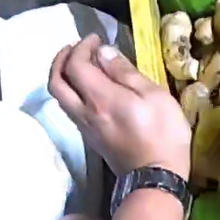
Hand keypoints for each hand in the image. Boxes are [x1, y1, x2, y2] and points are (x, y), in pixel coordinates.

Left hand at [49, 34, 191, 177]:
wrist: (156, 180)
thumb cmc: (163, 135)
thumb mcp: (154, 96)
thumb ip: (126, 73)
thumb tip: (103, 53)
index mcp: (99, 98)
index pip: (75, 64)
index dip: (81, 47)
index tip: (96, 39)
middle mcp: (84, 112)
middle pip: (56, 82)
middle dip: (61, 60)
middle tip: (76, 48)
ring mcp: (85, 128)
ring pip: (61, 98)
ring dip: (64, 76)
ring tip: (83, 65)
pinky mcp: (91, 139)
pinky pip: (71, 109)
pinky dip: (73, 91)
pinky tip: (91, 88)